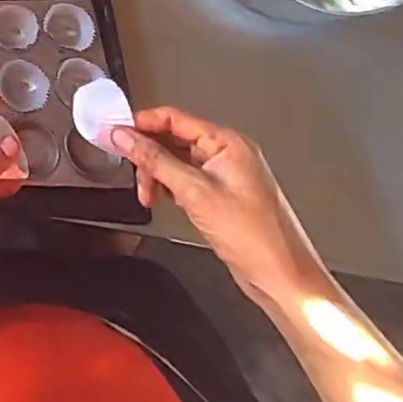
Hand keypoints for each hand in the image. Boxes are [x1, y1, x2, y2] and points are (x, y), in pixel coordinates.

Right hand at [108, 107, 324, 306]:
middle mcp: (227, 154)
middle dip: (148, 157)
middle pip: (172, 139)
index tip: (118, 133)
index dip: (142, 123)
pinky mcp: (221, 194)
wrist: (285, 283)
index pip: (173, 118)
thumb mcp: (193, 192)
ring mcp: (225, 175)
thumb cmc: (256, 239)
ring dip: (156, 175)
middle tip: (132, 171)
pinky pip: (185, 178)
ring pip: (176, 160)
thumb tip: (125, 137)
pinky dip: (169, 187)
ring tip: (148, 196)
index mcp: (227, 143)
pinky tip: (163, 200)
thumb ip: (154, 159)